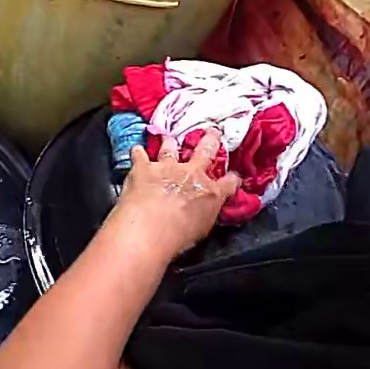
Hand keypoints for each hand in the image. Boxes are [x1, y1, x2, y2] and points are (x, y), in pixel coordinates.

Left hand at [101, 129, 240, 263]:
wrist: (149, 227)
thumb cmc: (178, 236)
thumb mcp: (203, 229)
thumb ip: (206, 213)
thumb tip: (206, 209)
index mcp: (210, 193)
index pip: (229, 183)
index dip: (232, 178)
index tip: (233, 176)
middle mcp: (191, 174)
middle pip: (205, 152)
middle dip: (210, 140)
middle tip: (212, 132)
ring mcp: (166, 168)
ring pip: (170, 149)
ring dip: (170, 143)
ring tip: (169, 138)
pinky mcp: (143, 168)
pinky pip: (140, 155)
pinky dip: (138, 153)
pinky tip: (136, 150)